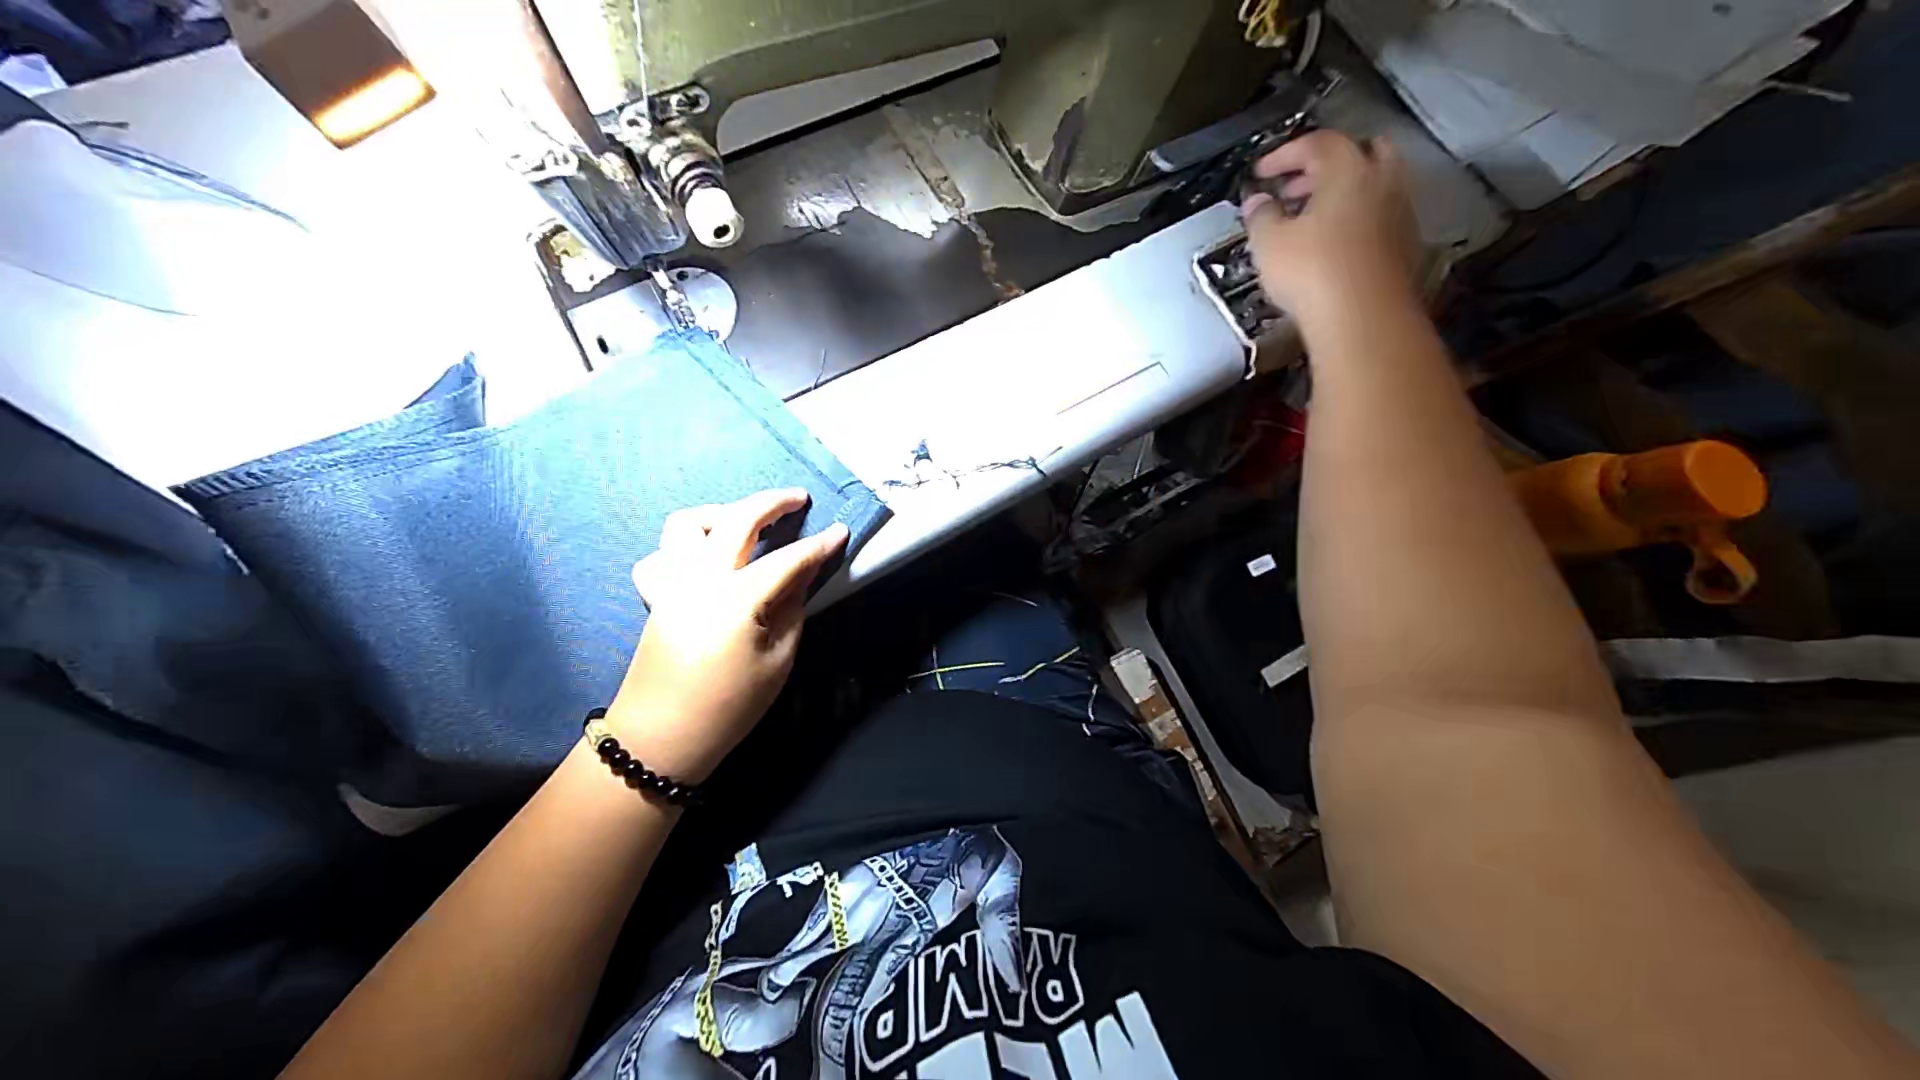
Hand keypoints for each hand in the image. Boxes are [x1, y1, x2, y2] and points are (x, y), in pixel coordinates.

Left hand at [606, 490, 848, 783]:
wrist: (662, 737)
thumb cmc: (730, 706)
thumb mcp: (777, 660)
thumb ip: (792, 608)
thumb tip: (803, 573)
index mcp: (736, 598)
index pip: (787, 559)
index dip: (818, 545)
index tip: (841, 530)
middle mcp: (700, 578)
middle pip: (737, 518)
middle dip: (772, 502)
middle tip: (798, 498)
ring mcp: (671, 582)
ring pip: (687, 522)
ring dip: (722, 513)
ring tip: (747, 523)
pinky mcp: (656, 595)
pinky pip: (662, 555)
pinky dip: (684, 547)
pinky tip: (704, 560)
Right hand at [1240, 129, 1422, 328]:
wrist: (1363, 317)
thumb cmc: (1312, 272)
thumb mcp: (1269, 244)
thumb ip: (1261, 216)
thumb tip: (1257, 202)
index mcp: (1348, 169)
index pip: (1317, 143)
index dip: (1285, 154)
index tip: (1262, 172)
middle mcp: (1382, 181)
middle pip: (1359, 153)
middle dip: (1325, 166)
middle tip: (1295, 186)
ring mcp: (1400, 212)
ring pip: (1373, 185)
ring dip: (1343, 194)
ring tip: (1310, 218)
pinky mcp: (1405, 245)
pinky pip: (1379, 217)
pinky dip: (1356, 220)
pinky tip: (1332, 245)